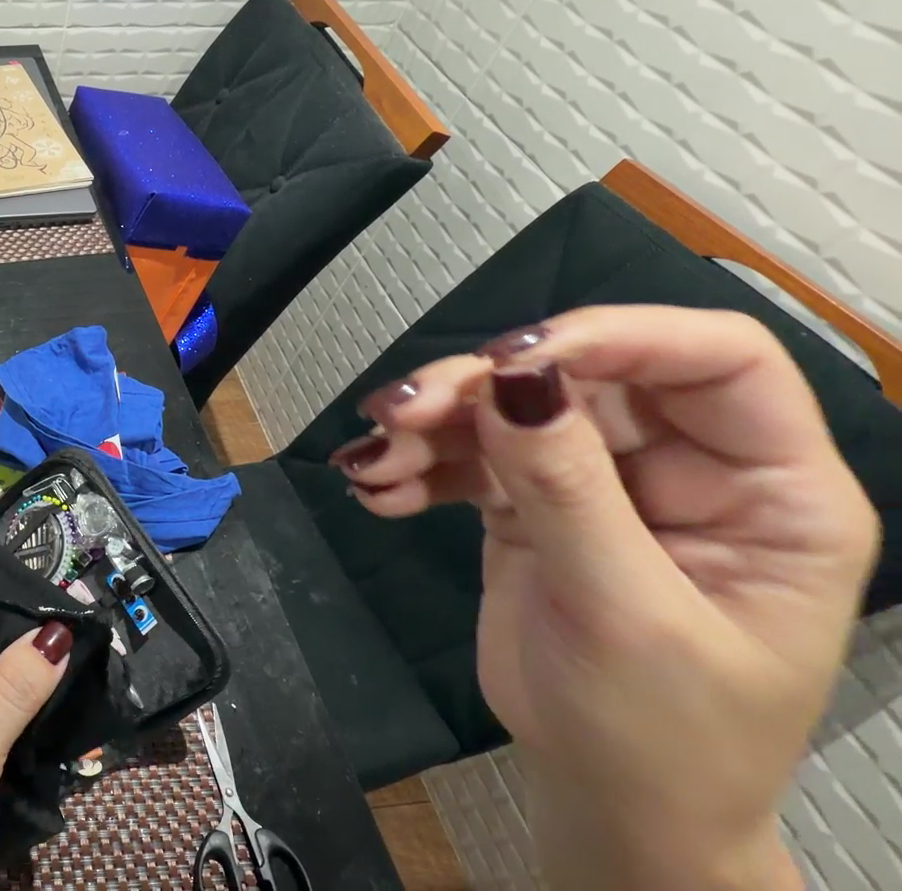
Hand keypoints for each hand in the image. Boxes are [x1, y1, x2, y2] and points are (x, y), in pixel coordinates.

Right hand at [331, 306, 877, 889]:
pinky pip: (468, 459)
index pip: (713, 361)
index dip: (614, 337)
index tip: (504, 360)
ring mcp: (600, 484)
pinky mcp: (530, 506)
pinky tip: (377, 492)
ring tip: (369, 466)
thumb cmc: (662, 732)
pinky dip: (417, 469)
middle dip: (479, 389)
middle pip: (580, 378)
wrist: (608, 801)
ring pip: (508, 411)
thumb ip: (568, 490)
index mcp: (770, 487)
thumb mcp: (624, 612)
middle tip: (396, 414)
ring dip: (429, 430)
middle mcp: (685, 467)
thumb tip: (510, 377)